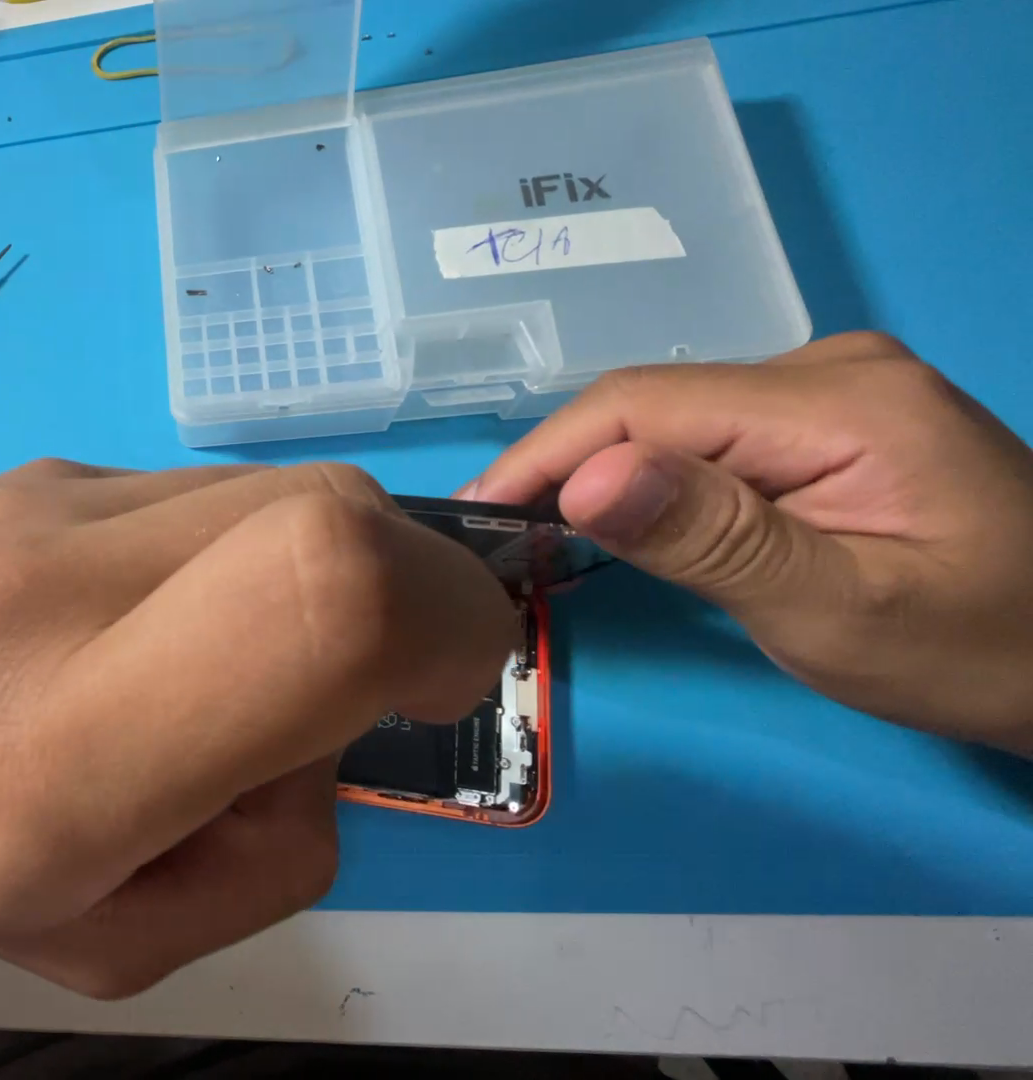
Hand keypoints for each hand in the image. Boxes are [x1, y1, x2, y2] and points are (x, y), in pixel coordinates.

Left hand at [0, 460, 514, 996]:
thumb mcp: (124, 940)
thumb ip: (279, 845)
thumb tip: (338, 714)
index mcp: (68, 744)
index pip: (318, 596)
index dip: (435, 618)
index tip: (429, 679)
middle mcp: (48, 581)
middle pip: (325, 512)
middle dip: (395, 592)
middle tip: (327, 680)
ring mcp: (35, 498)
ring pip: (270, 493)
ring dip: (297, 575)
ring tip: (198, 651)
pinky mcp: (31, 466)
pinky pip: (193, 493)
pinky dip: (221, 552)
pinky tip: (128, 610)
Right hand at [464, 332, 1032, 753]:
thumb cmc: (979, 652)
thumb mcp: (835, 612)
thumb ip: (712, 539)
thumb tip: (585, 480)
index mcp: (838, 403)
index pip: (638, 405)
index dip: (541, 456)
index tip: (476, 517)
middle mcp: (823, 370)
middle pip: (642, 403)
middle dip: (556, 466)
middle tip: (494, 536)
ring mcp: (822, 387)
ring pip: (657, 417)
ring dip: (587, 471)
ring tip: (529, 528)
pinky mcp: (813, 418)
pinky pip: (689, 433)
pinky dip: (632, 475)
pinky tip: (605, 511)